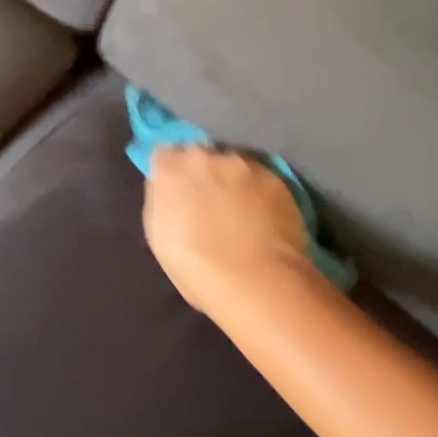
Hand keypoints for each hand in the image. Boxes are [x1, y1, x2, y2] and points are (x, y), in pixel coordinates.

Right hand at [143, 146, 320, 313]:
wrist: (257, 281)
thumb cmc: (196, 267)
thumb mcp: (159, 236)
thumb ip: (162, 201)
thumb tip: (169, 190)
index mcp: (171, 169)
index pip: (164, 155)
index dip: (170, 173)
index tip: (175, 191)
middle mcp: (207, 156)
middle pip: (200, 156)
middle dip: (202, 173)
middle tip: (208, 203)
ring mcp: (246, 165)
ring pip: (234, 166)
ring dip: (233, 181)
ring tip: (241, 213)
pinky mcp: (278, 179)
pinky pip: (262, 180)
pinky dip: (260, 193)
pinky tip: (264, 219)